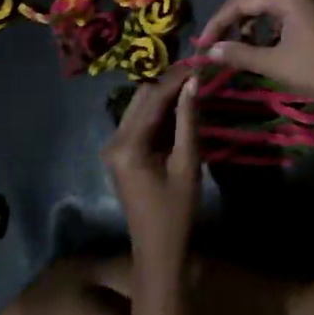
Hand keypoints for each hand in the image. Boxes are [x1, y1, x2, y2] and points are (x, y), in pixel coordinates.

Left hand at [103, 70, 200, 277]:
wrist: (158, 251)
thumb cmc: (177, 211)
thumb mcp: (187, 163)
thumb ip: (188, 120)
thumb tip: (193, 82)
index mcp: (128, 145)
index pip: (153, 98)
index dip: (177, 78)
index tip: (200, 63)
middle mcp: (114, 141)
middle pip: (142, 98)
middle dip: (169, 83)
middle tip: (198, 73)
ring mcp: (113, 147)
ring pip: (140, 107)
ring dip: (164, 96)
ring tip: (193, 86)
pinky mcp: (120, 153)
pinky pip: (139, 122)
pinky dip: (159, 112)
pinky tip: (180, 108)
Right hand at [195, 0, 313, 99]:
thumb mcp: (274, 64)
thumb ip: (240, 54)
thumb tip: (211, 50)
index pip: (240, 1)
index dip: (218, 22)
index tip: (202, 43)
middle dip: (229, 15)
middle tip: (215, 39)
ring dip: (245, 18)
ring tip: (235, 44)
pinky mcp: (308, 8)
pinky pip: (276, 7)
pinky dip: (262, 22)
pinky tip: (257, 42)